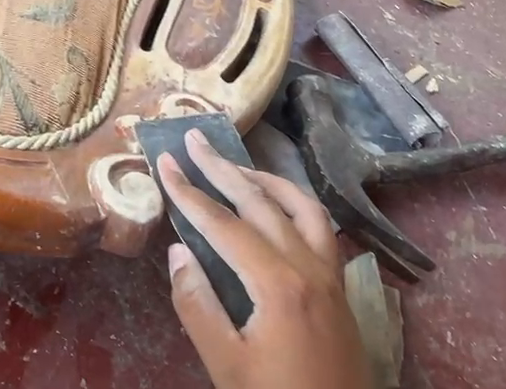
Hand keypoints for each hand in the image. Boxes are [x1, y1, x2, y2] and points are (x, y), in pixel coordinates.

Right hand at [159, 129, 370, 388]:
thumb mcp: (226, 365)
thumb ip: (198, 305)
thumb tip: (178, 249)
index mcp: (277, 283)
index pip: (223, 223)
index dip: (189, 191)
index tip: (165, 161)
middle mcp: (308, 267)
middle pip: (260, 202)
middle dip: (222, 168)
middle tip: (194, 139)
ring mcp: (331, 276)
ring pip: (300, 207)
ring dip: (264, 179)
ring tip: (235, 165)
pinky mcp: (341, 291)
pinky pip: (322, 229)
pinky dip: (296, 204)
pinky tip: (279, 207)